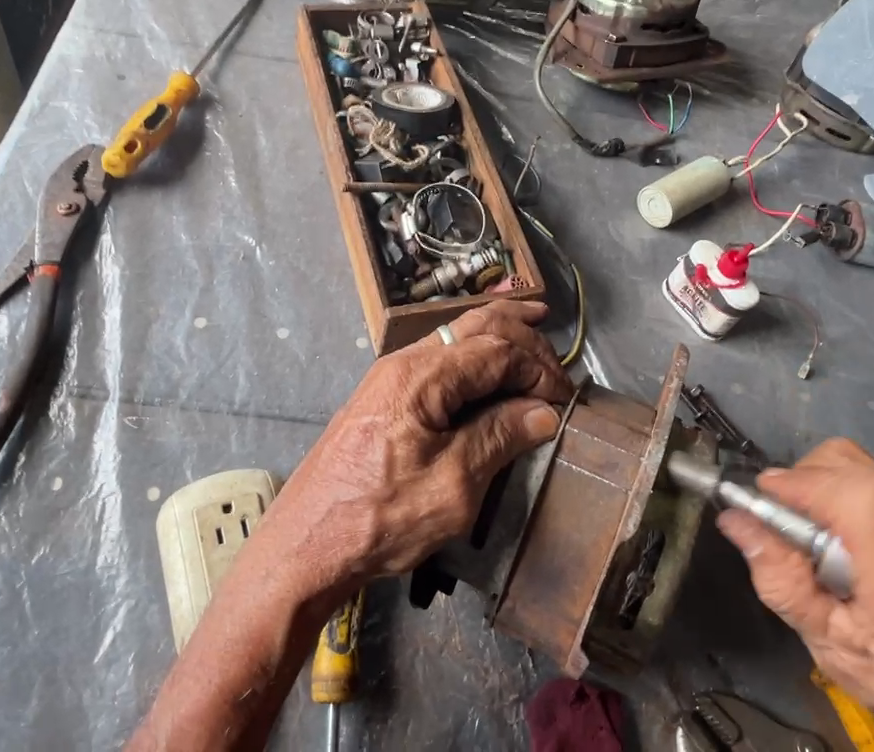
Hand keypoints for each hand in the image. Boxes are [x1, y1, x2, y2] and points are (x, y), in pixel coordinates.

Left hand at [132, 301, 570, 751]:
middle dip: (522, 338)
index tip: (567, 400)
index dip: (538, 367)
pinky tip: (487, 367)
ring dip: (497, 337)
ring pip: (454, 337)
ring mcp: (389, 377)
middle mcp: (403, 363)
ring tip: (534, 333)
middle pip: (474, 327)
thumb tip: (543, 412)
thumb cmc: (379, 519)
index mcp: (421, 377)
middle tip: (558, 363)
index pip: (495, 349)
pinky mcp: (383, 398)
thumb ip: (498, 438)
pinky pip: (438, 360)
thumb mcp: (452, 486)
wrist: (306, 546)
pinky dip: (472, 356)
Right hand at [719, 439, 873, 751]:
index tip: (761, 499)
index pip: (860, 496)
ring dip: (826, 492)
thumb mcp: (838, 656)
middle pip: (857, 467)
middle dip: (804, 480)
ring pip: (868, 471)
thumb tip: (737, 522)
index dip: (801, 483)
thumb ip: (785, 584)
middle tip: (786, 526)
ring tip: (824, 548)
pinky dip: (852, 504)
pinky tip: (856, 552)